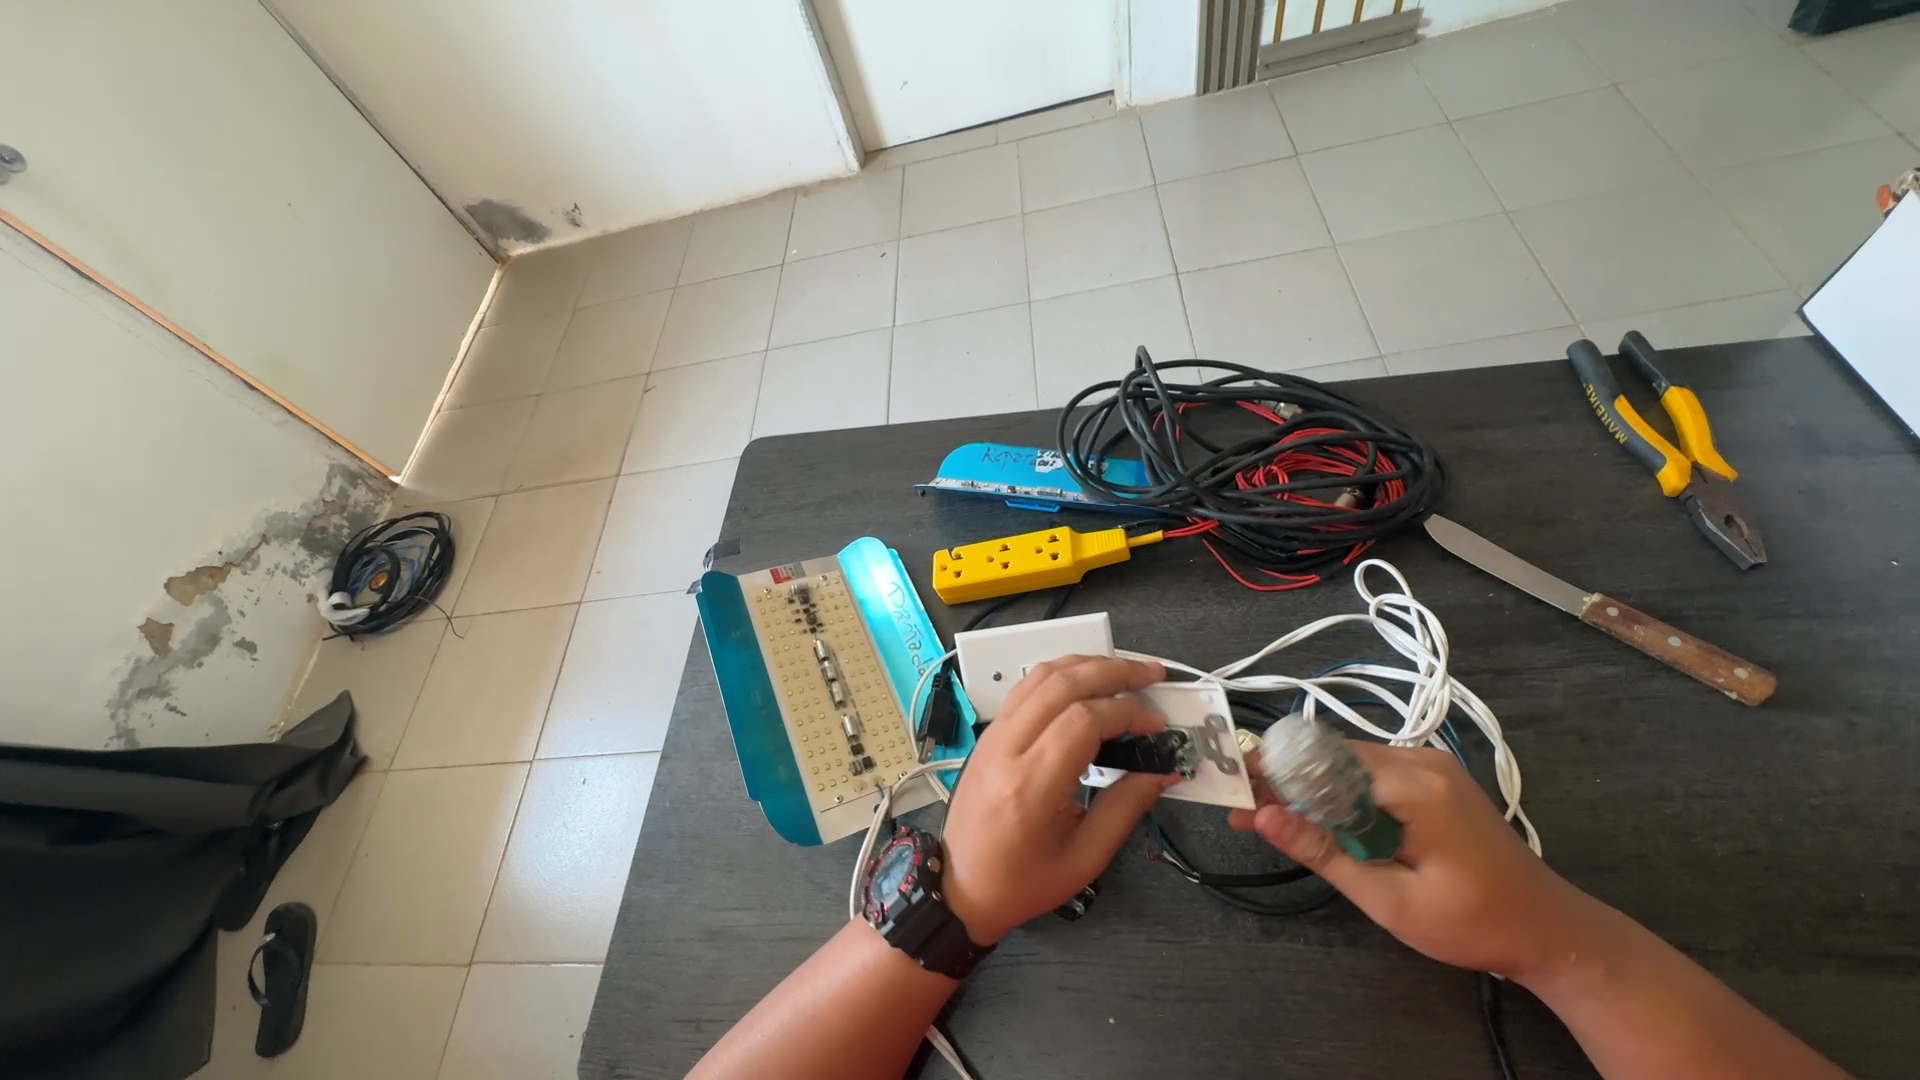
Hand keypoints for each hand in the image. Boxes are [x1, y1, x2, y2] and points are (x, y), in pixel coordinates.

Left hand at [939, 655, 1175, 945]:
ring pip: (1040, 676)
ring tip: (1125, 670)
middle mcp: (1007, 749)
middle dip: (1114, 671)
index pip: (1083, 720)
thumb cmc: (1023, 882)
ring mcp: (993, 735)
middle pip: (1062, 684)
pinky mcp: (990, 733)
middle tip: (1152, 675)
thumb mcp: (1085, 857)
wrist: (960, 887)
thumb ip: (1127, 806)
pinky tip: (1086, 680)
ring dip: (1086, 664)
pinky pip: (1025, 687)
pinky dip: (1060, 673)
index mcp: (1030, 785)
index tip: (1156, 726)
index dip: (1127, 712)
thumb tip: (1164, 768)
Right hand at [1230, 742, 1598, 979]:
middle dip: (1281, 780)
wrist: (1553, 932)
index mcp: (1416, 786)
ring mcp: (1428, 765)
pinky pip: (1366, 773)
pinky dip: (1332, 791)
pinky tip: (1311, 816)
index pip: (1323, 761)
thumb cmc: (1474, 924)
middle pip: (1329, 755)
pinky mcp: (1429, 778)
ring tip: (1265, 814)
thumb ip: (1323, 852)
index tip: (1233, 792)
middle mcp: (1420, 760)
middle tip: (1241, 808)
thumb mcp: (1390, 900)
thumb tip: (1261, 817)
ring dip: (1303, 786)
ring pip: (1343, 762)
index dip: (1273, 774)